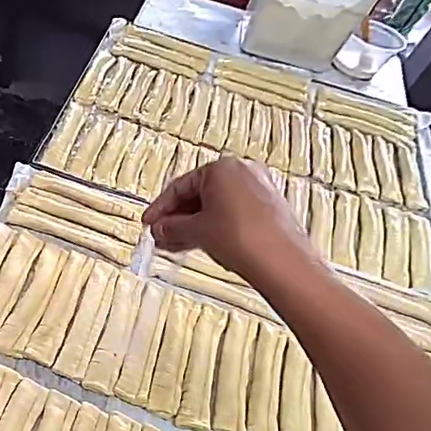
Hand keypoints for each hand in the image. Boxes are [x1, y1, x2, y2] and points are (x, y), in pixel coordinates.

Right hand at [143, 157, 318, 282]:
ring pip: (215, 206)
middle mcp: (243, 173)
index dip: (160, 207)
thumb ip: (172, 227)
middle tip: (162, 236)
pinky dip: (214, 227)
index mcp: (223, 168)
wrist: (281, 262)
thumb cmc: (245, 238)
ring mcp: (258, 191)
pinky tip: (202, 244)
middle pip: (199, 195)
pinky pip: (232, 215)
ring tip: (177, 244)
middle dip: (177, 218)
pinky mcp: (268, 210)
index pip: (180, 185)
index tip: (150, 222)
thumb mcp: (196, 231)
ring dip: (193, 225)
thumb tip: (160, 228)